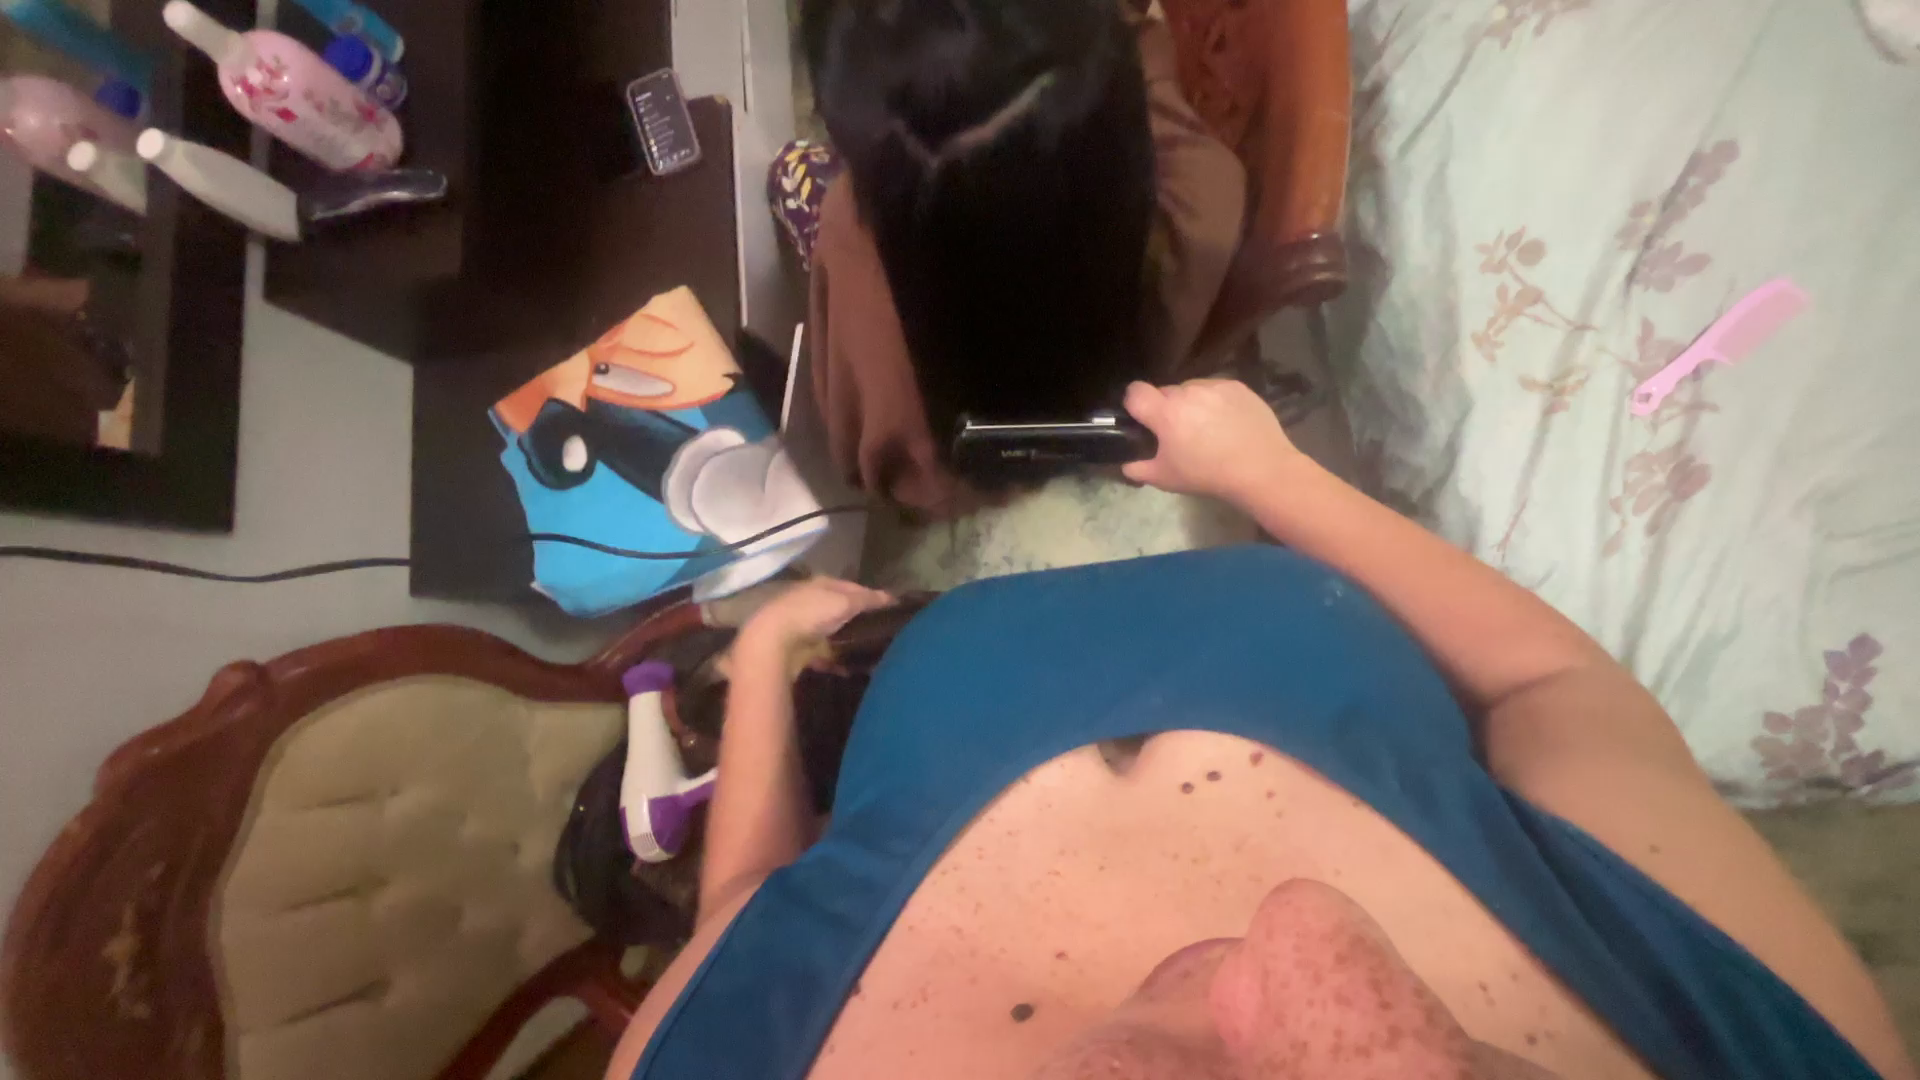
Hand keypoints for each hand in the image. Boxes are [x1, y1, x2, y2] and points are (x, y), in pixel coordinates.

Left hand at [735, 577, 894, 659]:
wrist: (772, 642)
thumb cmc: (811, 614)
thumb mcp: (845, 602)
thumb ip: (868, 599)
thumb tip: (893, 597)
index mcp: (822, 584)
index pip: (852, 587)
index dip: (870, 596)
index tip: (888, 610)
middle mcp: (811, 600)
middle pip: (840, 610)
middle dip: (858, 621)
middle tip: (880, 633)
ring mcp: (802, 625)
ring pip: (831, 632)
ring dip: (846, 642)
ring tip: (867, 654)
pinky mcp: (797, 648)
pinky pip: (822, 654)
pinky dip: (834, 660)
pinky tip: (847, 669)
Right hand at [1121, 379, 1305, 500]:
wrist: (1261, 469)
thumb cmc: (1207, 475)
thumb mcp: (1165, 478)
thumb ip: (1138, 469)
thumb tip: (1127, 464)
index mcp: (1165, 412)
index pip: (1135, 391)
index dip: (1134, 403)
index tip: (1142, 419)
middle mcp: (1188, 391)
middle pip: (1164, 391)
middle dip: (1165, 408)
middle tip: (1177, 433)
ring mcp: (1215, 386)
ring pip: (1190, 388)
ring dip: (1190, 403)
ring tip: (1205, 427)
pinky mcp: (1237, 387)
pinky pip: (1215, 389)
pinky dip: (1213, 402)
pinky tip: (1225, 422)